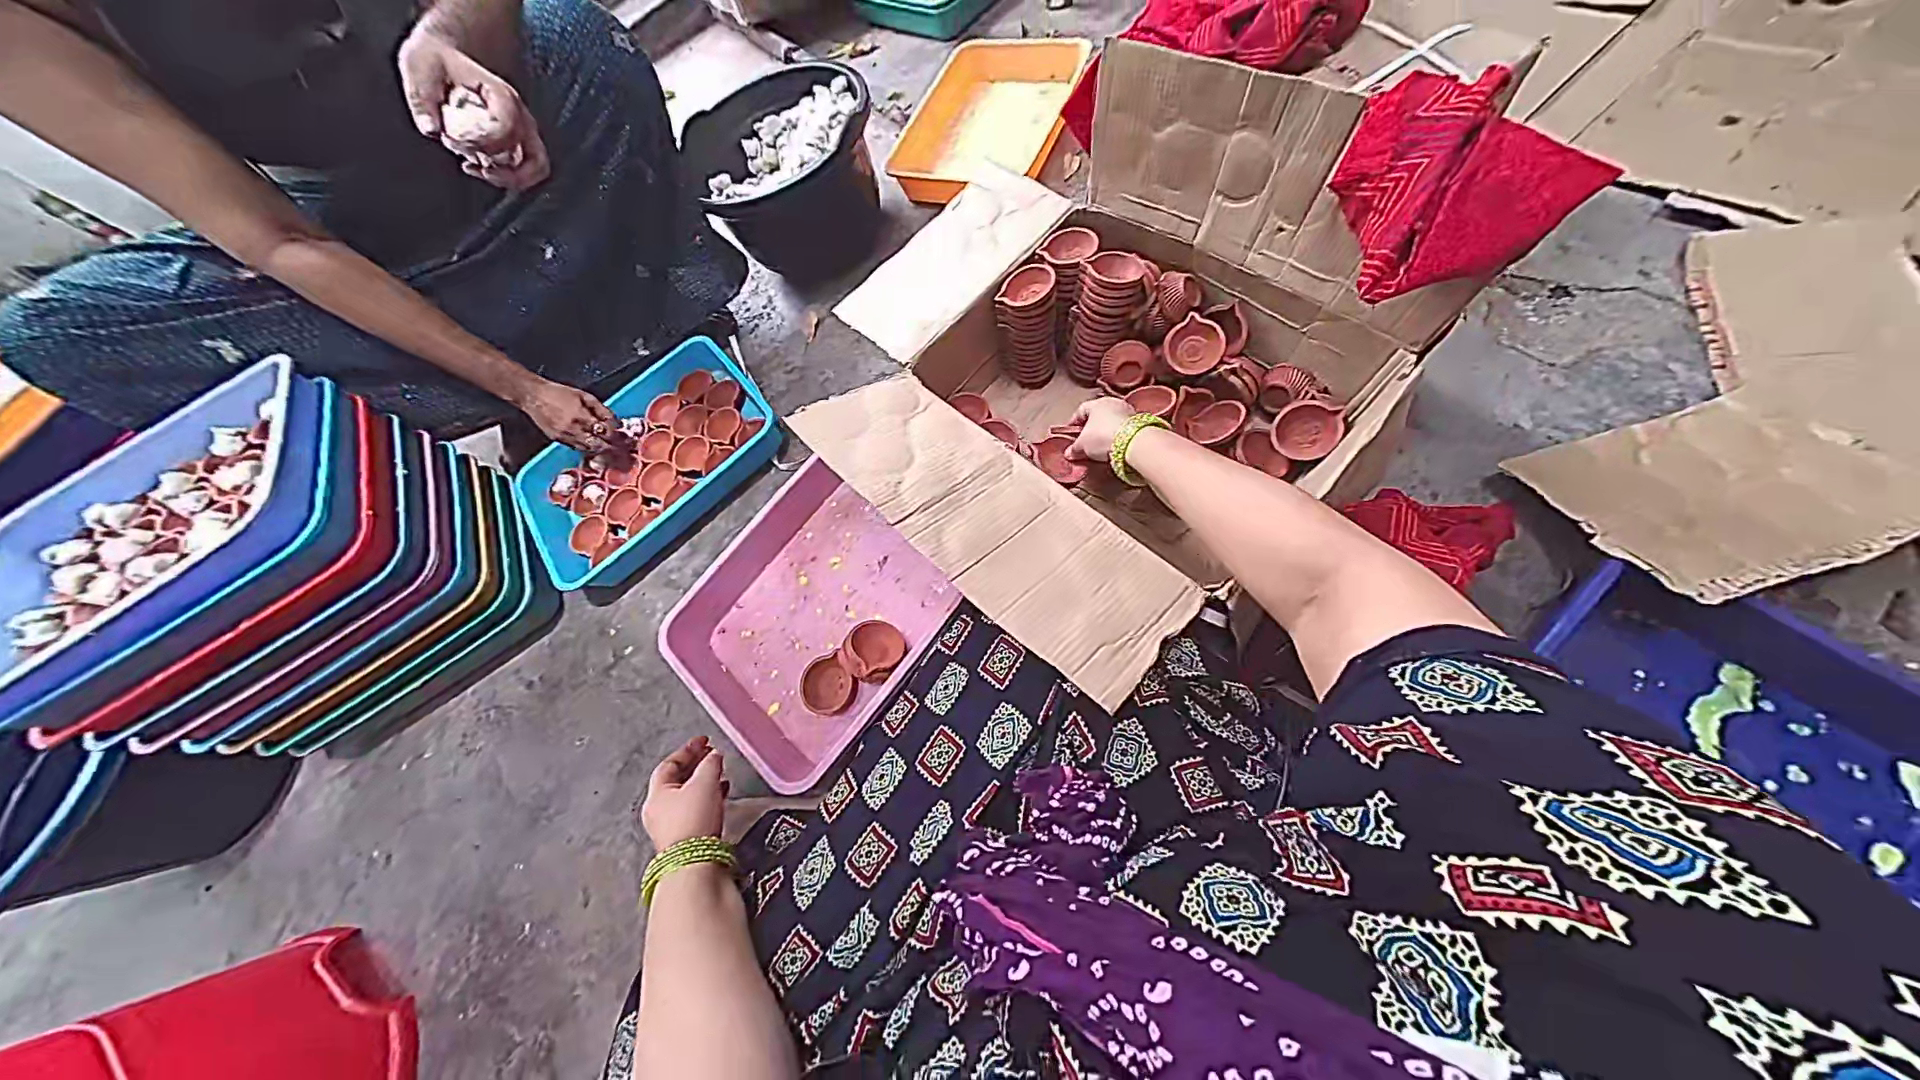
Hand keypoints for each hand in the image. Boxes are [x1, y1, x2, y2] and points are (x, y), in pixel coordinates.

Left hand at [397, 25, 550, 190]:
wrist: (446, 54)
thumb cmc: (436, 59)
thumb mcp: (419, 68)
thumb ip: (421, 98)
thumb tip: (430, 129)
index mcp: (503, 97)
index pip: (508, 130)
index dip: (484, 142)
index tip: (456, 139)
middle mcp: (521, 117)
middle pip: (536, 161)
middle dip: (510, 175)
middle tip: (481, 171)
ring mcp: (522, 132)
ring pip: (534, 169)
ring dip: (508, 178)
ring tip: (476, 169)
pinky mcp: (517, 141)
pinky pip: (524, 168)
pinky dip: (506, 176)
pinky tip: (478, 166)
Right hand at [517, 377, 617, 452]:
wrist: (532, 395)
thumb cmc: (558, 393)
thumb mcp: (585, 396)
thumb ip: (602, 410)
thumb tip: (616, 422)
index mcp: (581, 417)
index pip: (606, 432)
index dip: (618, 436)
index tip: (626, 439)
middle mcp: (573, 429)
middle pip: (599, 445)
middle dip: (612, 447)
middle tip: (623, 449)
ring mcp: (565, 437)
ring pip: (589, 449)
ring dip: (602, 450)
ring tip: (612, 450)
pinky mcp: (558, 440)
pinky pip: (578, 448)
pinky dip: (589, 448)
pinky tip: (596, 447)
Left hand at [642, 736, 730, 848]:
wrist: (695, 861)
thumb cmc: (694, 819)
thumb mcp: (705, 782)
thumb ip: (710, 763)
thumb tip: (714, 755)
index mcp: (656, 794)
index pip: (670, 763)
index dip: (688, 749)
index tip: (704, 741)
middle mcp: (658, 810)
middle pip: (677, 779)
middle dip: (696, 764)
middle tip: (712, 754)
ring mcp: (669, 825)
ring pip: (687, 795)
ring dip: (703, 781)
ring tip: (720, 772)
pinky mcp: (684, 837)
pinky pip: (694, 809)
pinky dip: (707, 797)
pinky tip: (720, 794)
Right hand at [1067, 397, 1136, 462]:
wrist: (1134, 443)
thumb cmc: (1103, 437)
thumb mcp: (1083, 445)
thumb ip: (1074, 448)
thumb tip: (1070, 453)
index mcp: (1097, 403)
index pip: (1081, 410)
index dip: (1074, 422)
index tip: (1071, 433)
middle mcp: (1114, 403)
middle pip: (1098, 415)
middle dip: (1091, 428)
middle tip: (1085, 441)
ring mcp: (1128, 411)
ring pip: (1112, 421)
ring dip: (1105, 432)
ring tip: (1100, 446)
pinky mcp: (1139, 423)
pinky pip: (1123, 429)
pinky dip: (1117, 436)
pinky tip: (1114, 446)